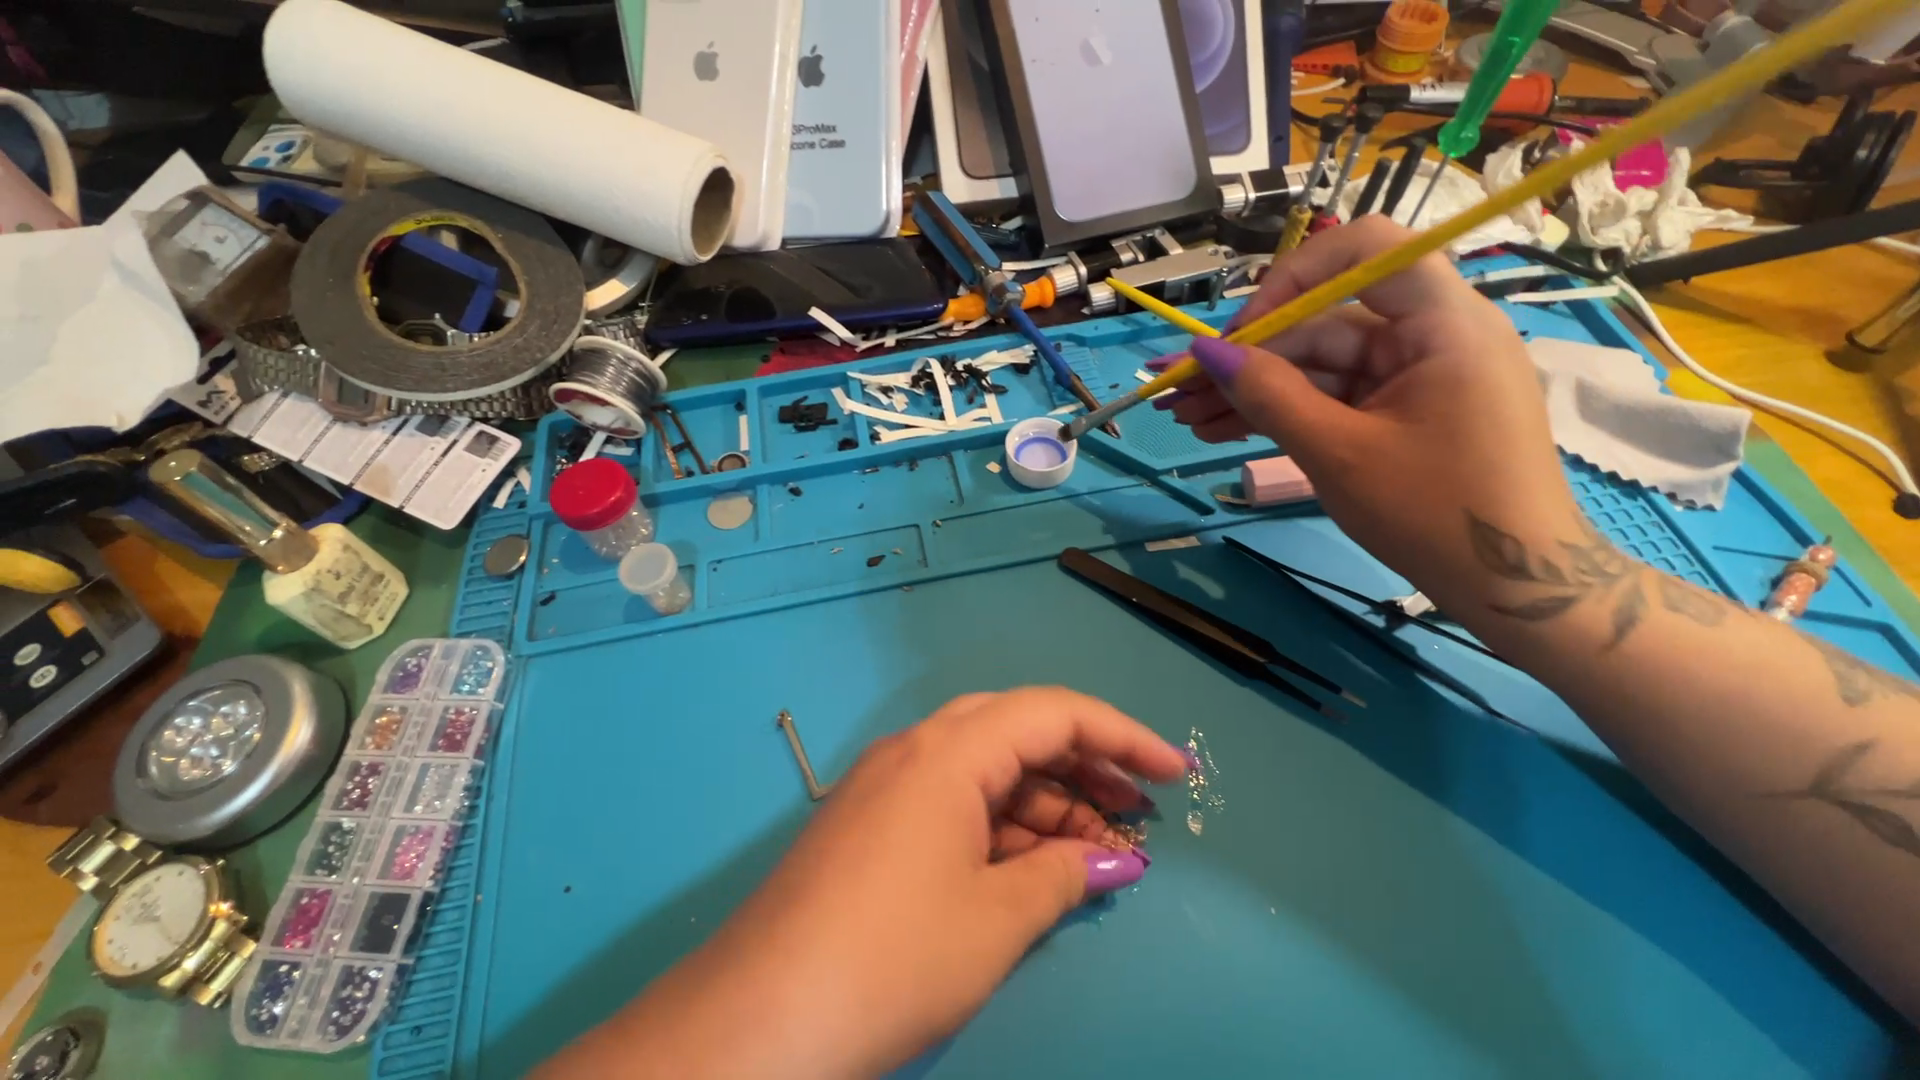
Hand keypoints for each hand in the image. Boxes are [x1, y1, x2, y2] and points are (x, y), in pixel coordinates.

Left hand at [538, 688, 1187, 1079]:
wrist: (757, 1021)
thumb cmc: (892, 957)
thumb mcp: (994, 920)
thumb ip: (1062, 876)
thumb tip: (1115, 861)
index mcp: (946, 753)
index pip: (1051, 713)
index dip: (1122, 736)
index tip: (1176, 772)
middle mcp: (913, 752)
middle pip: (1017, 734)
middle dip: (1085, 767)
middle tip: (1140, 811)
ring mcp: (885, 789)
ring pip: (985, 773)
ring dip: (1046, 805)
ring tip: (1102, 854)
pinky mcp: (869, 827)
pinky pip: (953, 806)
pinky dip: (1003, 829)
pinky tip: (1037, 867)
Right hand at [1155, 217, 1578, 606]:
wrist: (1516, 588)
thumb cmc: (1434, 514)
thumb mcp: (1338, 454)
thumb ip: (1268, 396)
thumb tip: (1204, 354)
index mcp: (1443, 323)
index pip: (1363, 252)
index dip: (1289, 281)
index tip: (1238, 336)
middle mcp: (1435, 334)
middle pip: (1327, 320)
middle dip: (1249, 357)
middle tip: (1180, 392)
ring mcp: (1420, 375)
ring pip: (1322, 364)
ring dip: (1257, 390)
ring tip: (1189, 419)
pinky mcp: (1407, 410)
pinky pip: (1338, 396)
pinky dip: (1288, 411)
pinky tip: (1227, 430)